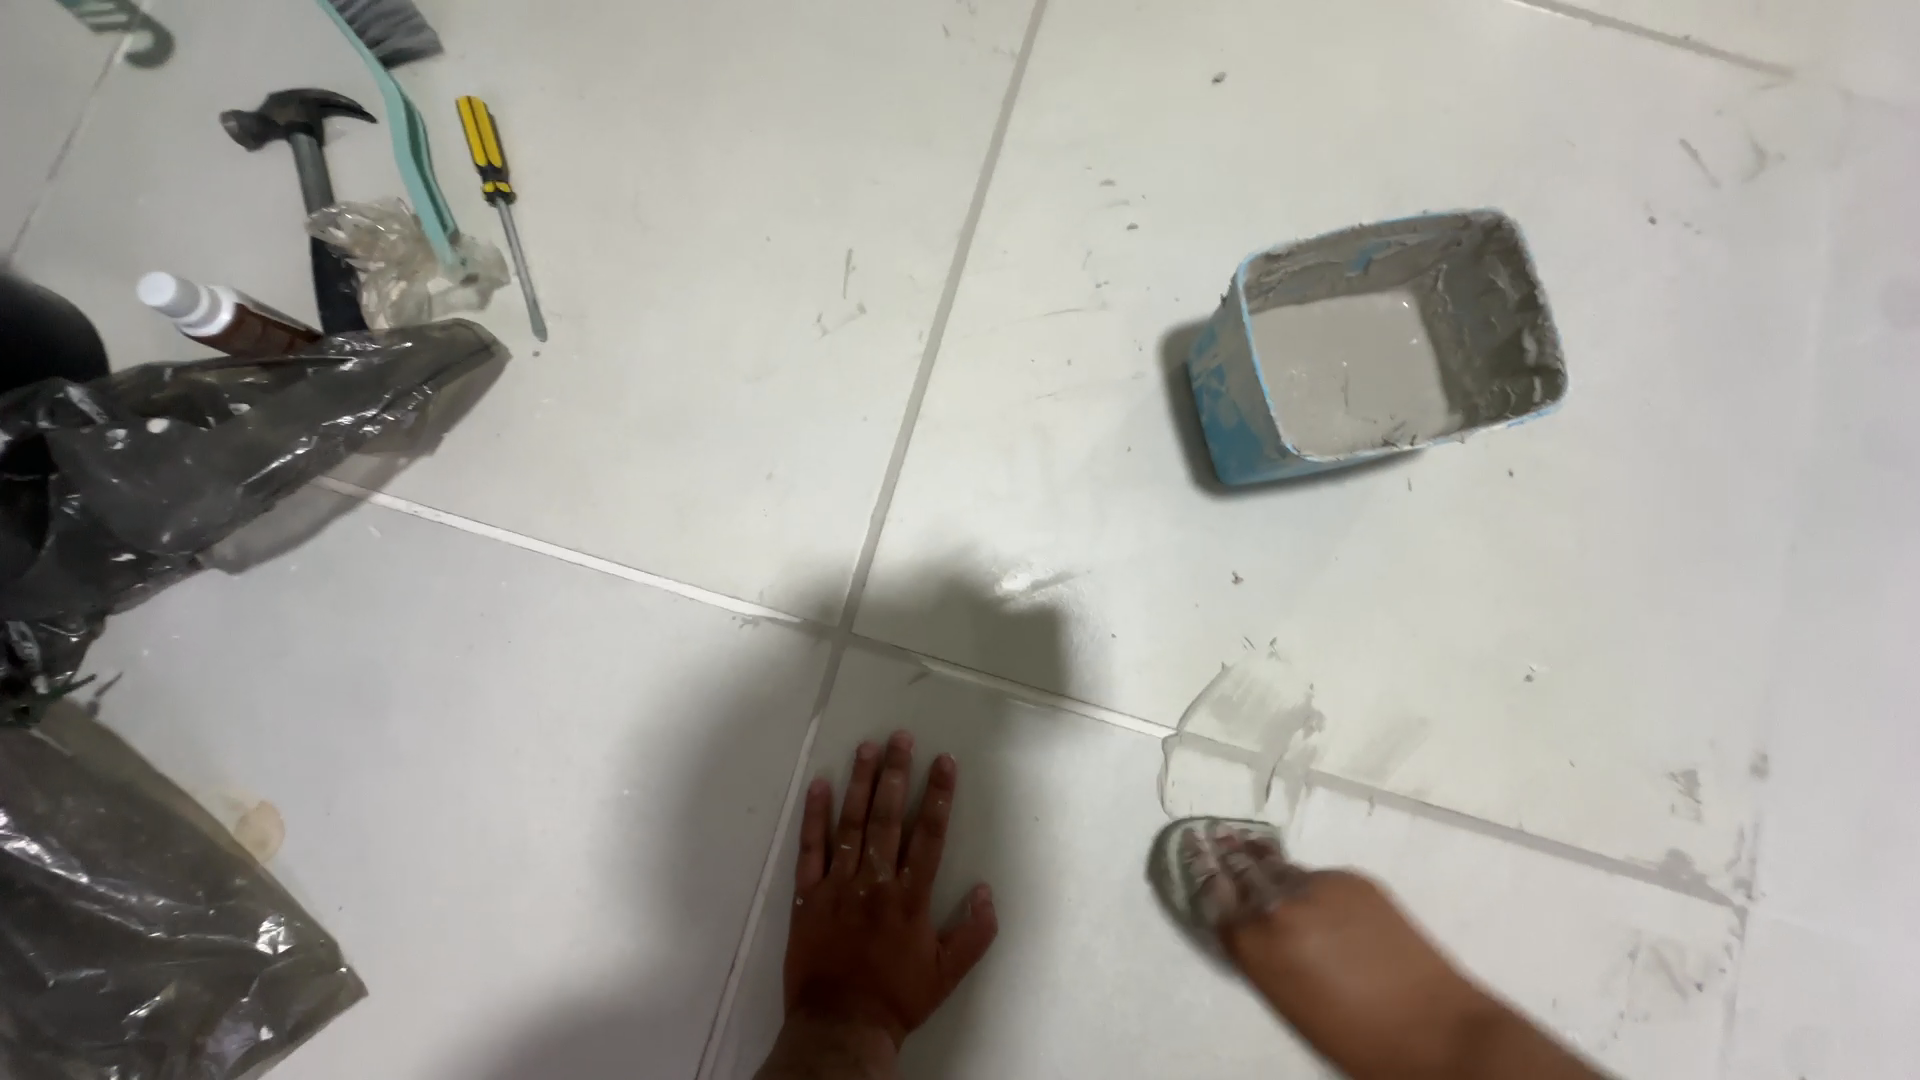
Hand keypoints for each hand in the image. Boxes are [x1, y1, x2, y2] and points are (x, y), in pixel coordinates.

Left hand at [782, 731, 996, 1047]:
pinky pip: (810, 848)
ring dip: (860, 783)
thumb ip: (974, 933)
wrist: (840, 1026)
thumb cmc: (897, 998)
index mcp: (911, 896)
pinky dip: (814, 816)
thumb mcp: (948, 973)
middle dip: (896, 773)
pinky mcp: (809, 895)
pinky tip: (819, 785)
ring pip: (851, 823)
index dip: (938, 794)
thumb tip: (987, 890)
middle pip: (888, 817)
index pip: (929, 834)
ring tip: (867, 747)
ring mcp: (839, 885)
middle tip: (901, 737)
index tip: (943, 761)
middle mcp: (876, 881)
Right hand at [1183, 822, 1602, 1079]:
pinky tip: (1333, 911)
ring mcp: (1317, 885)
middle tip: (1216, 845)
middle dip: (1229, 862)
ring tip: (1283, 886)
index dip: (1202, 878)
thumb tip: (1243, 918)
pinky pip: (1321, 878)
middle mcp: (1277, 904)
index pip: (1209, 894)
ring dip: (1276, 877)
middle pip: (1239, 868)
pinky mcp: (1353, 878)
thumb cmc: (1354, 1039)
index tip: (1195, 862)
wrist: (1441, 1035)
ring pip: (1281, 870)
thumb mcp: (1285, 999)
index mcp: (1255, 944)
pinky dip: (1318, 890)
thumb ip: (1256, 951)